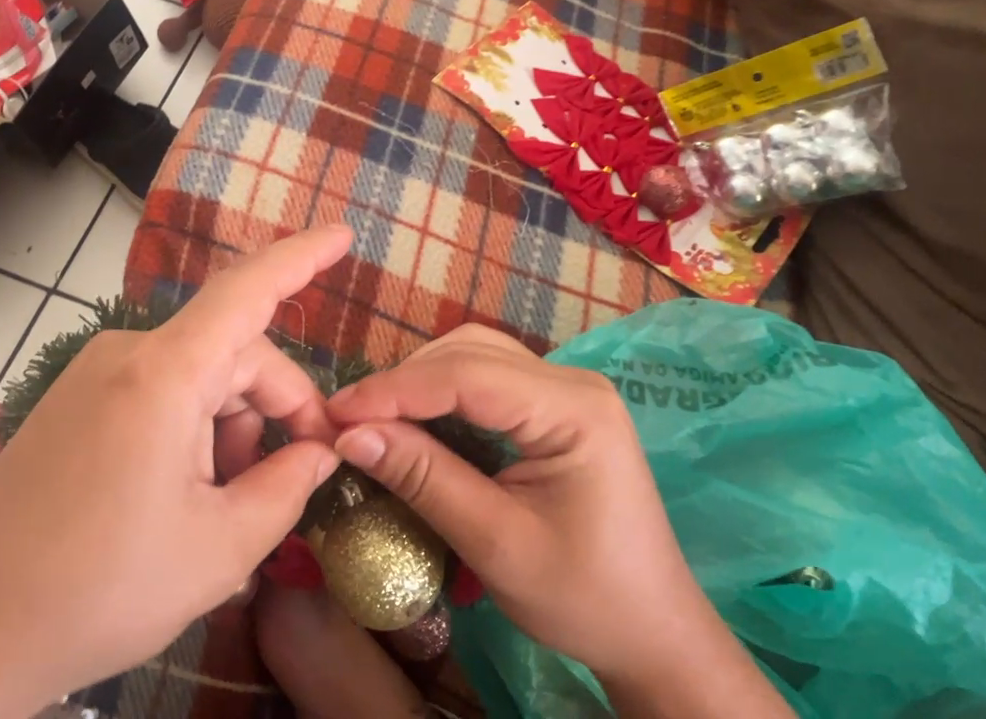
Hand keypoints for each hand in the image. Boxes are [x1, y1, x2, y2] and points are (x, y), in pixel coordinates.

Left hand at [0, 227, 350, 718]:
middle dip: (275, 410)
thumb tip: (319, 451)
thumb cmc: (99, 590)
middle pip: (231, 355)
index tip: (344, 234)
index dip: (301, 258)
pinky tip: (183, 502)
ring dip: (229, 433)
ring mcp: (91, 378)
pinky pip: (156, 397)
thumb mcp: (220, 548)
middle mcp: (124, 355)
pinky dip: (189, 435)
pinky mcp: (70, 405)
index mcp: (164, 374)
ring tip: (222, 515)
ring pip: (195, 382)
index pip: (248, 291)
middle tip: (293, 484)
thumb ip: (286, 486)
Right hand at [325, 325, 792, 717]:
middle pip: (469, 353)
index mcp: (574, 409)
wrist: (651, 632)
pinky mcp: (557, 410)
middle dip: (404, 381)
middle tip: (348, 421)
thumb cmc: (583, 597)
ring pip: (474, 359)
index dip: (394, 390)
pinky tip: (414, 425)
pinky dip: (443, 398)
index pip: (466, 375)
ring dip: (420, 384)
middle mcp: (573, 382)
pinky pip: (488, 383)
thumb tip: (348, 435)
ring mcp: (568, 392)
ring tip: (372, 422)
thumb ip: (424, 478)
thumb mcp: (496, 543)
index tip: (334, 414)